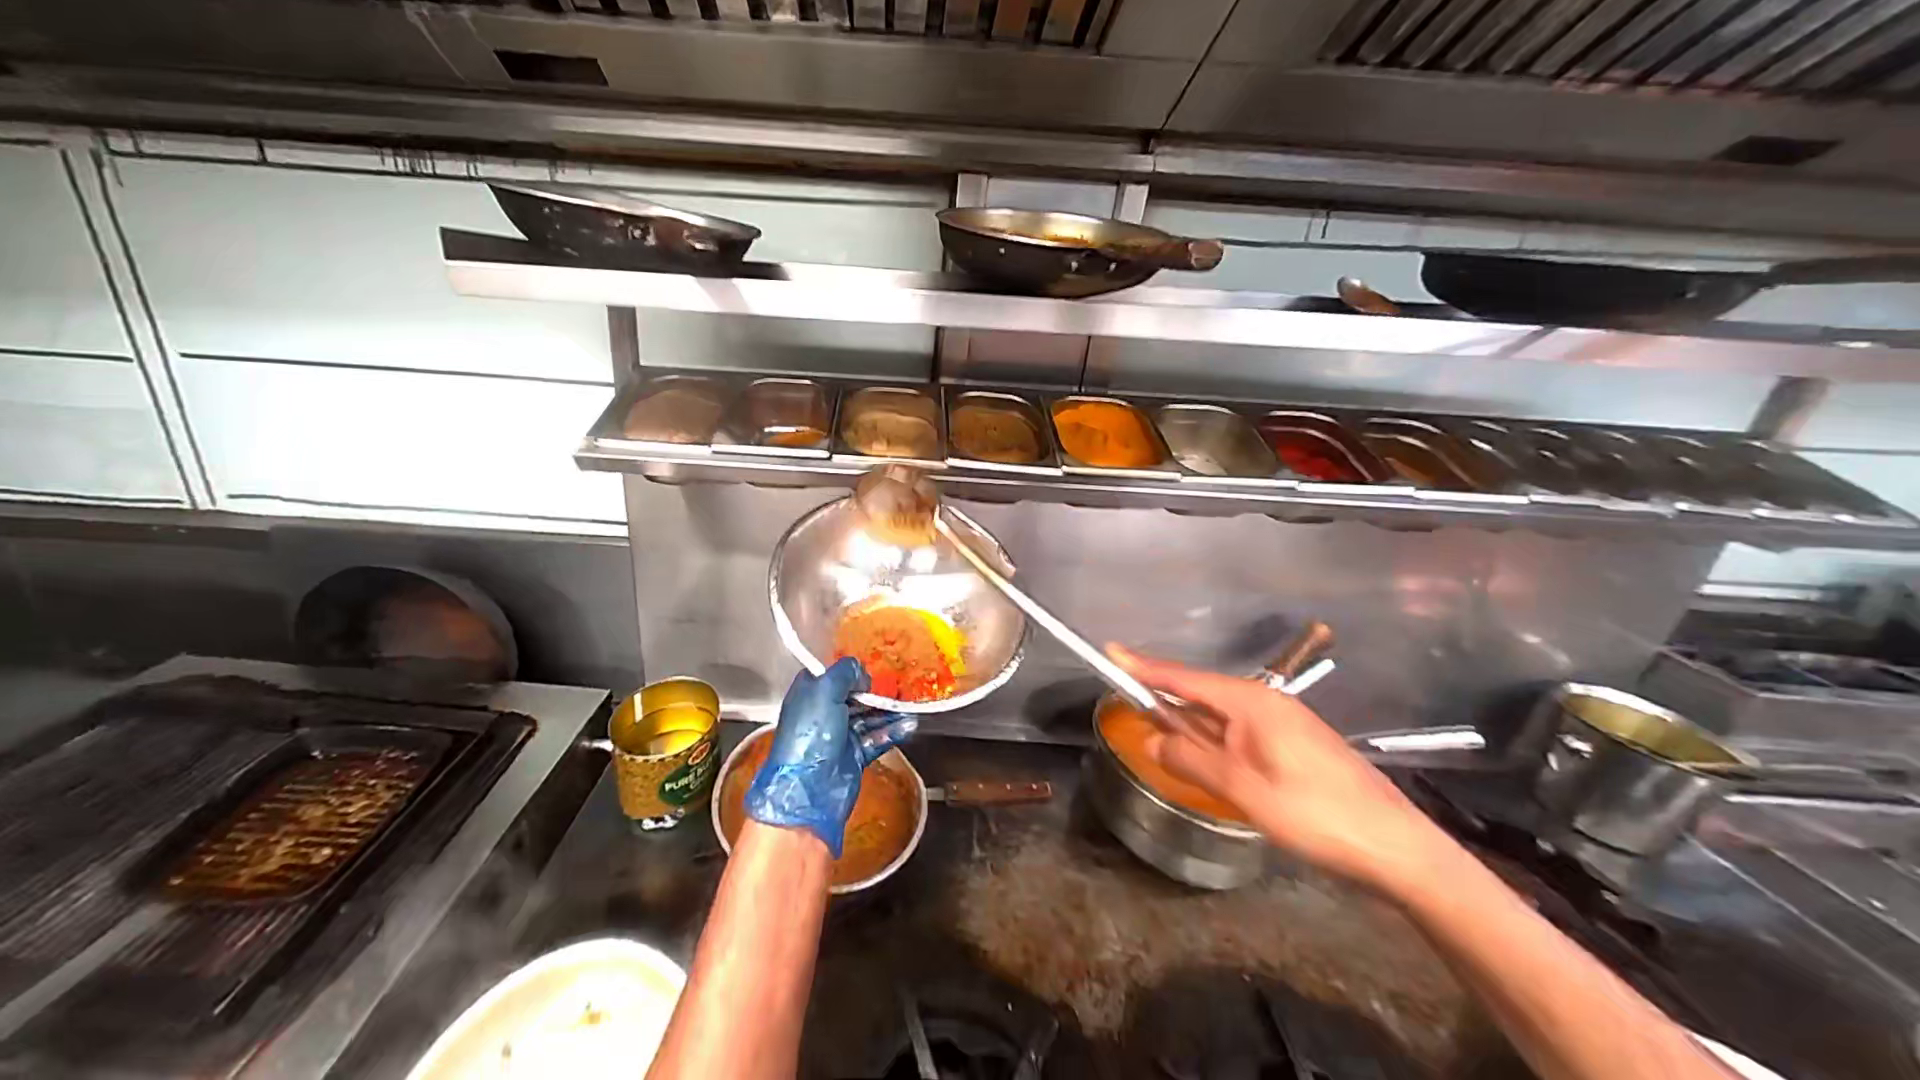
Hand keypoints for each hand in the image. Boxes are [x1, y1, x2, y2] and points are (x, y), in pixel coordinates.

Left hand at [745, 658, 917, 856]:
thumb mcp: (824, 691)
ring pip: (870, 718)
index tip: (868, 675)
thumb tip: (859, 669)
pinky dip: (893, 732)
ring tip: (910, 709)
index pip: (834, 677)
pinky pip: (877, 739)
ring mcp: (840, 735)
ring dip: (890, 713)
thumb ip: (844, 672)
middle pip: (856, 697)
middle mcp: (825, 713)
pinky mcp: (855, 755)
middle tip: (897, 690)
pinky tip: (909, 726)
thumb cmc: (810, 734)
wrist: (809, 788)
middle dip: (876, 694)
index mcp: (811, 695)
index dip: (852, 674)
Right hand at [1108, 645, 1461, 897]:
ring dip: (1192, 728)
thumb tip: (1152, 740)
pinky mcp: (1296, 747)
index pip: (1185, 677)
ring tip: (1165, 741)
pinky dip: (1216, 743)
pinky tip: (1210, 764)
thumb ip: (1190, 759)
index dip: (1145, 667)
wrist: (1395, 846)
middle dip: (1167, 701)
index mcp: (1251, 703)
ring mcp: (1285, 725)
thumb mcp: (1240, 787)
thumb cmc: (1312, 812)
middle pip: (1203, 694)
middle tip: (1132, 706)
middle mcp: (1267, 704)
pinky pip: (1241, 735)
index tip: (1112, 651)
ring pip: (1222, 718)